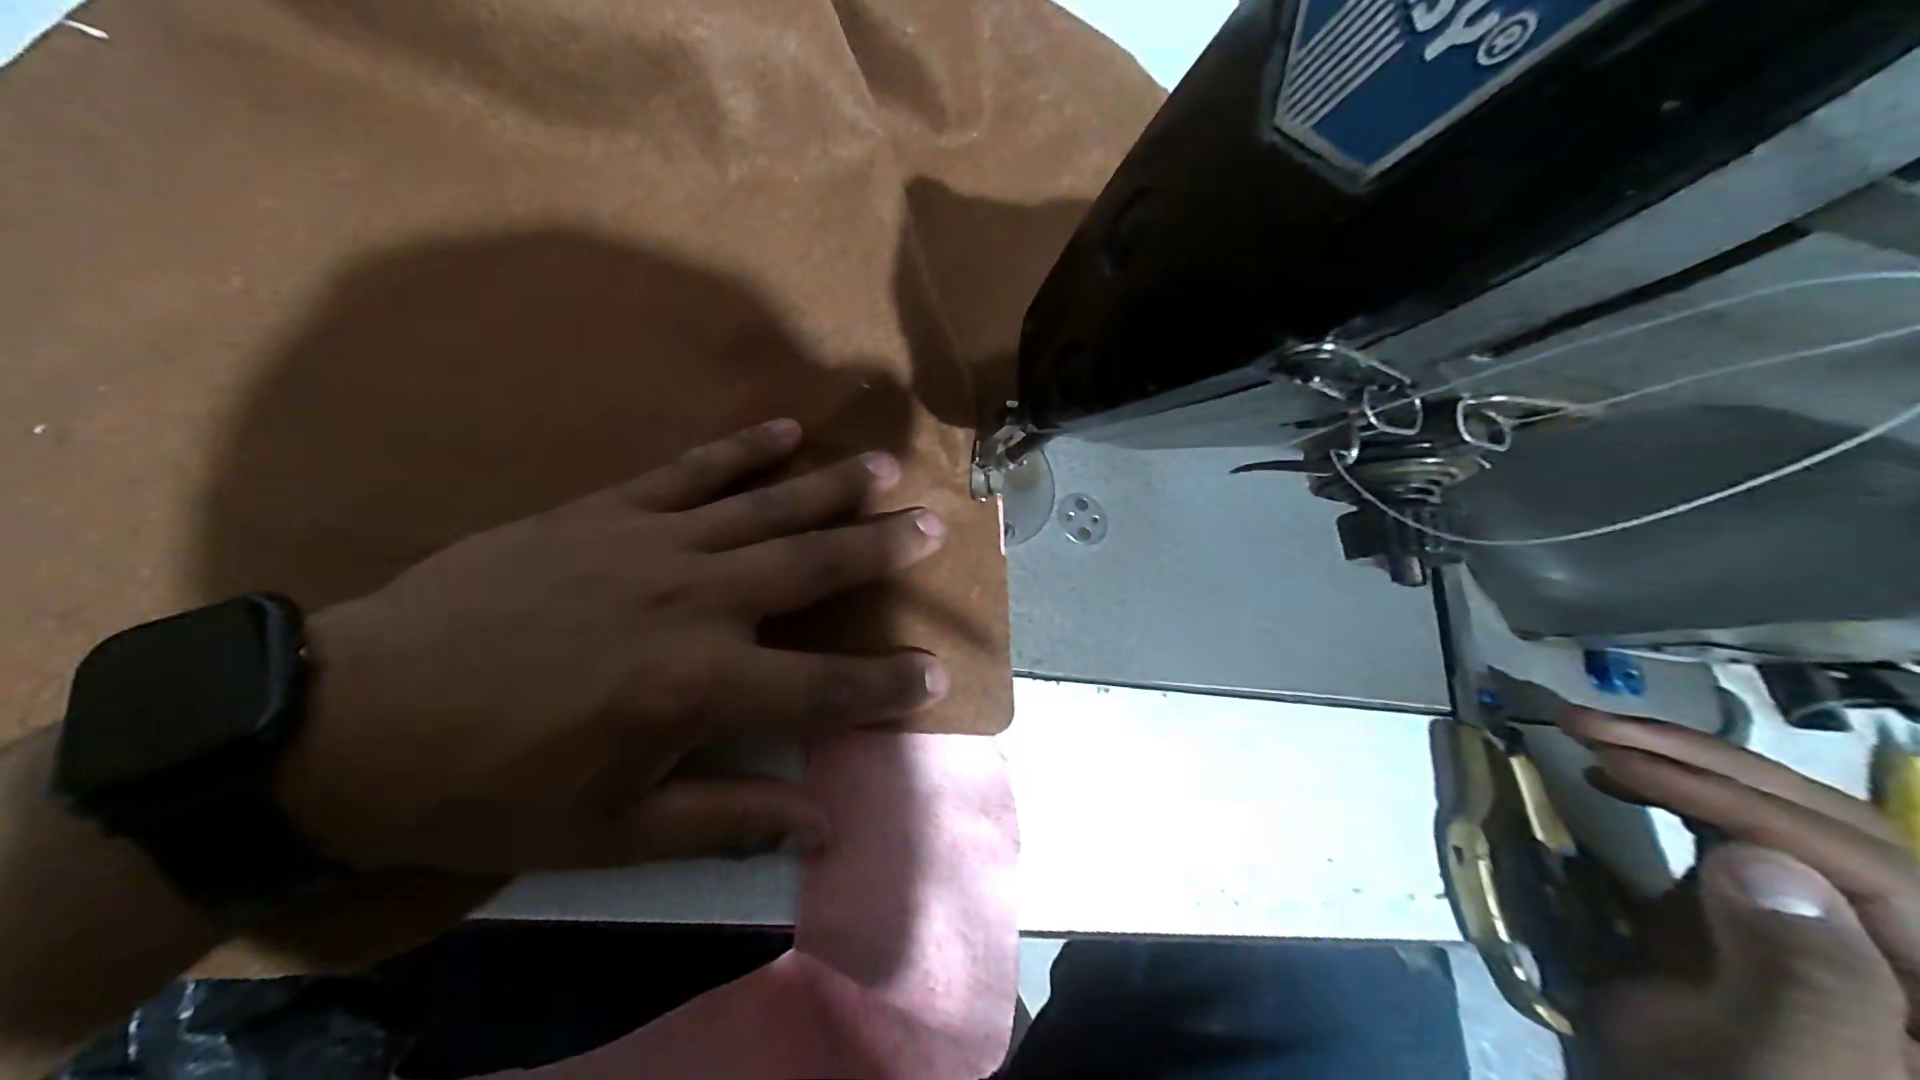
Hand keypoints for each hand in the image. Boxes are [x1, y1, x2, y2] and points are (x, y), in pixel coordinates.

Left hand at [272, 419, 949, 874]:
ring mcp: (650, 545)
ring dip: (832, 486)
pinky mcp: (604, 512)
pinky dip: (742, 449)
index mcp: (699, 688)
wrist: (357, 719)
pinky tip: (785, 430)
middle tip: (934, 527)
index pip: (825, 687)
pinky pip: (689, 471)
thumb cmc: (495, 787)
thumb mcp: (614, 831)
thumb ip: (730, 822)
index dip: (888, 685)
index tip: (937, 676)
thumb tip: (822, 828)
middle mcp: (694, 603)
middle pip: (812, 566)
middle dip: (882, 547)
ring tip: (885, 466)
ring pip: (765, 506)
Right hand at [1564, 709, 1919, 1078]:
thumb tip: (1751, 859)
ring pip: (1779, 814)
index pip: (1868, 864)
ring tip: (1589, 733)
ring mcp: (1832, 921)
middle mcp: (1909, 940)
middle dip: (1700, 761)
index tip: (1617, 761)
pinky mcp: (1765, 911)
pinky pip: (1734, 833)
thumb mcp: (1785, 1069)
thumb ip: (1809, 985)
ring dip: (1680, 764)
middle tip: (1590, 723)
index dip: (1739, 801)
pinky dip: (1671, 794)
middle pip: (1826, 821)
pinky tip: (1619, 778)